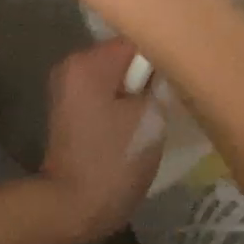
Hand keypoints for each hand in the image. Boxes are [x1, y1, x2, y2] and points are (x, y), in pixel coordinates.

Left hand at [39, 40, 164, 242]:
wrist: (74, 201)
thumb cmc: (114, 159)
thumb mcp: (148, 119)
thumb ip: (156, 86)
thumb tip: (159, 70)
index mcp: (86, 62)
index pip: (132, 42)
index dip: (158, 57)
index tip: (179, 74)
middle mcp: (70, 65)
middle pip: (119, 58)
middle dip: (144, 77)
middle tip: (167, 100)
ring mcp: (65, 86)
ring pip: (110, 77)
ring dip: (132, 92)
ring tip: (151, 116)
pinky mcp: (67, 108)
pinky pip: (99, 94)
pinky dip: (117, 104)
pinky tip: (132, 126)